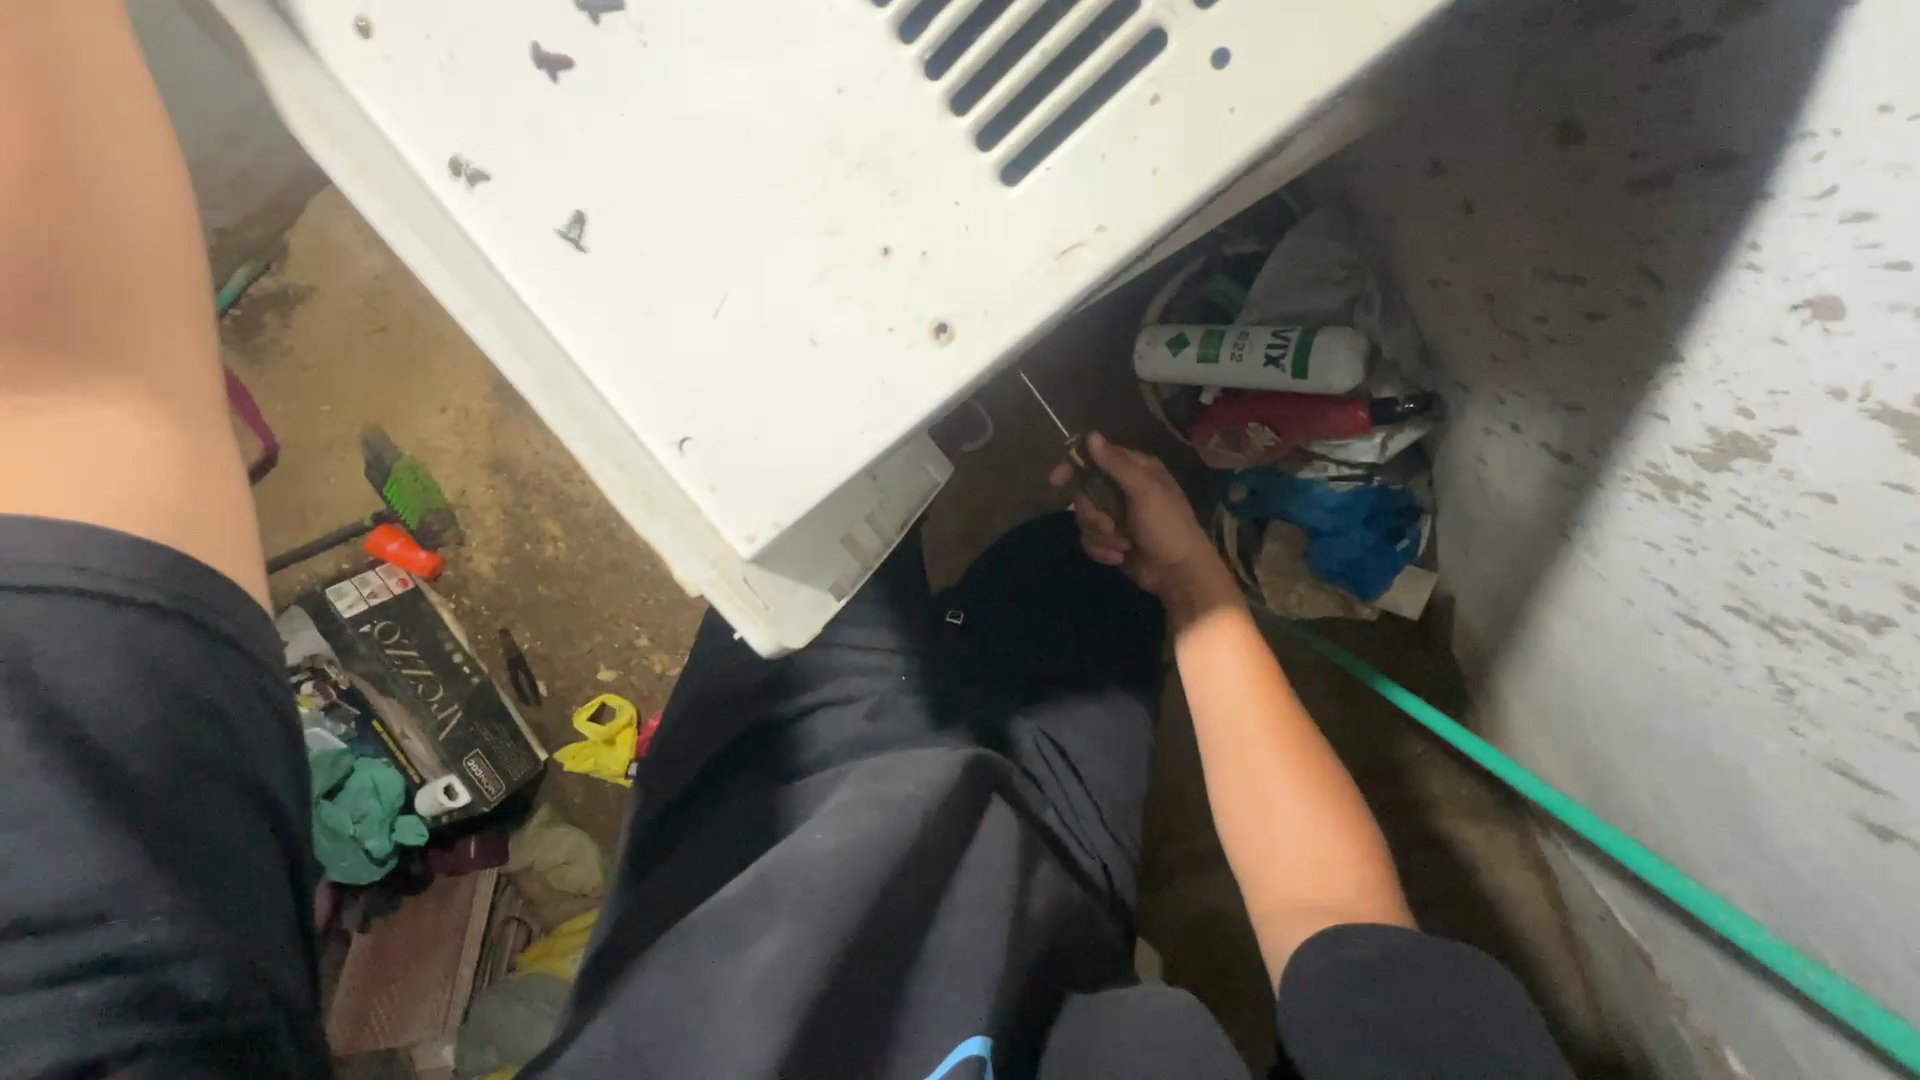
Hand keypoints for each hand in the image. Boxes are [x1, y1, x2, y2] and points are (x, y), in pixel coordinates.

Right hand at [1050, 433, 1238, 616]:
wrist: (1178, 573)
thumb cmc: (1168, 526)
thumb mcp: (1145, 491)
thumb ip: (1116, 464)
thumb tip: (1091, 436)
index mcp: (1135, 470)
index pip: (1096, 458)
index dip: (1075, 467)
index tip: (1057, 480)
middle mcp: (1123, 489)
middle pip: (1083, 492)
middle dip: (1093, 513)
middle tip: (1109, 525)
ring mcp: (1116, 516)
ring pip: (1084, 518)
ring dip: (1101, 536)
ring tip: (1123, 545)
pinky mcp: (1110, 540)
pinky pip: (1089, 539)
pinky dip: (1103, 550)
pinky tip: (1121, 557)